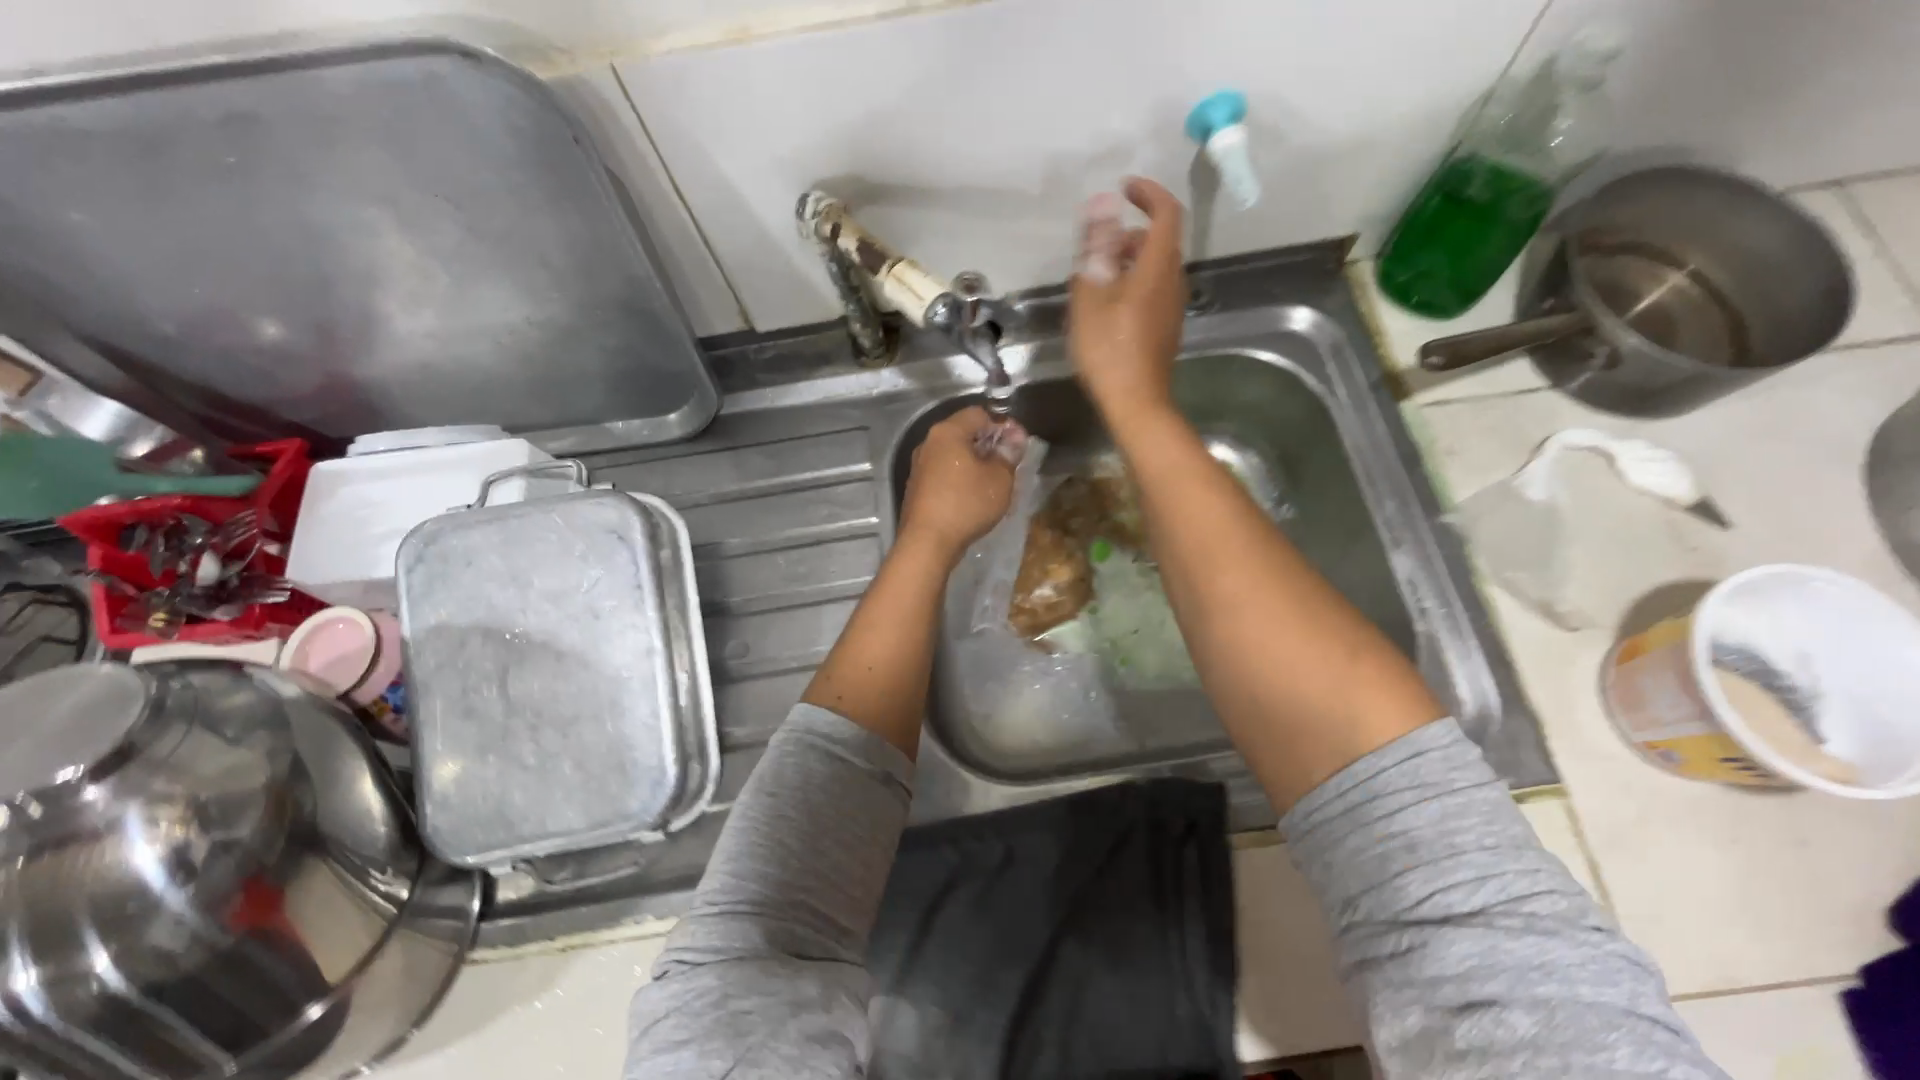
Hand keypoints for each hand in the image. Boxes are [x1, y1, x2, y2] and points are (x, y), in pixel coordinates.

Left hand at [899, 406, 1020, 560]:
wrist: (927, 542)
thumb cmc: (967, 504)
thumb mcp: (999, 478)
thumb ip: (1009, 453)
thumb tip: (1015, 436)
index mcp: (948, 432)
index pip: (979, 413)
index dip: (1002, 425)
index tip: (1017, 445)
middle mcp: (929, 443)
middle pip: (963, 433)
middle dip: (988, 445)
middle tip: (1007, 465)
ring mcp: (919, 466)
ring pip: (953, 455)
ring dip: (974, 463)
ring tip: (992, 483)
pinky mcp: (916, 487)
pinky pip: (943, 473)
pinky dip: (959, 479)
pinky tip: (972, 498)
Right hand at [1068, 177, 1187, 424]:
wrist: (1135, 401)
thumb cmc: (1108, 347)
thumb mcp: (1090, 294)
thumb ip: (1096, 247)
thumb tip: (1102, 207)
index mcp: (1158, 266)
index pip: (1166, 212)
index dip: (1148, 192)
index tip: (1124, 188)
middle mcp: (1173, 280)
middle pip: (1159, 240)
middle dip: (1129, 232)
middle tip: (1097, 244)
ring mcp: (1173, 305)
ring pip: (1155, 266)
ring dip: (1128, 259)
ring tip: (1094, 277)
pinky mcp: (1167, 325)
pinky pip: (1153, 288)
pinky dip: (1133, 280)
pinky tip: (1105, 305)